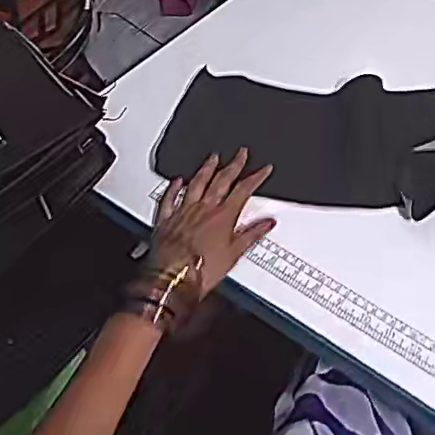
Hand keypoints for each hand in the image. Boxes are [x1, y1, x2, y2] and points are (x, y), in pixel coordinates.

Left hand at [153, 148, 275, 294]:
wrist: (171, 282)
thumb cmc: (201, 271)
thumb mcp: (234, 255)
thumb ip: (252, 234)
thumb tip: (268, 222)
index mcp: (223, 216)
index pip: (244, 190)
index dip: (256, 177)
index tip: (264, 168)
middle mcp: (204, 209)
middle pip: (222, 180)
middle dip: (234, 165)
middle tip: (241, 153)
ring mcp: (184, 212)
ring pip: (197, 183)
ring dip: (207, 168)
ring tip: (213, 157)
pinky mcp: (166, 220)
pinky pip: (170, 199)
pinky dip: (174, 188)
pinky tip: (177, 180)